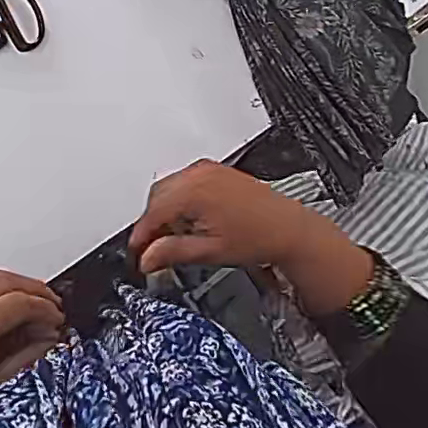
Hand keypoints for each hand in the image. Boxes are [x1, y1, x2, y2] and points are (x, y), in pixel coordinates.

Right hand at [129, 159, 371, 312]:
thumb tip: (147, 258)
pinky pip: (184, 181)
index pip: (153, 212)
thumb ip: (172, 252)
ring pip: (169, 188)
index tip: (138, 253)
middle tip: (154, 249)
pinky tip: (191, 220)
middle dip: (152, 223)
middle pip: (157, 197)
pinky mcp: (216, 170)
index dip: (141, 236)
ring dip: (165, 210)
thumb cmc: (259, 236)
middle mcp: (198, 173)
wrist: (289, 228)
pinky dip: (180, 200)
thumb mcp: (209, 252)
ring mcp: (208, 169)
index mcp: (194, 191)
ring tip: (176, 237)